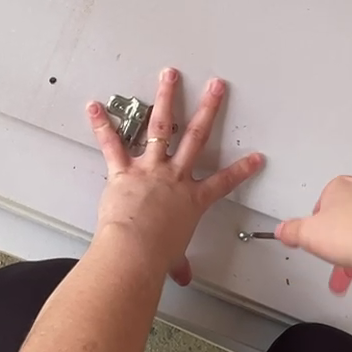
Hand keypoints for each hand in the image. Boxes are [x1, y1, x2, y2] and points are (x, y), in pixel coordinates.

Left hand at [87, 68, 264, 284]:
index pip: (223, 182)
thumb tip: (180, 275)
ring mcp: (150, 169)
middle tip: (216, 88)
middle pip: (196, 137)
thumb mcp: (172, 259)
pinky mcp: (123, 170)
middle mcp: (175, 178)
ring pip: (161, 127)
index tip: (255, 158)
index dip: (242, 170)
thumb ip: (177, 264)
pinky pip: (111, 144)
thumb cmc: (156, 254)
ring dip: (166, 99)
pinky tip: (95, 107)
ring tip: (169, 76)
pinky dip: (101, 125)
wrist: (135, 250)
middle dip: (209, 109)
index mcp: (192, 199)